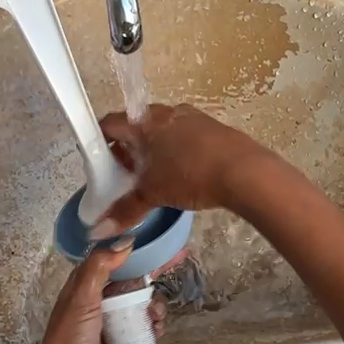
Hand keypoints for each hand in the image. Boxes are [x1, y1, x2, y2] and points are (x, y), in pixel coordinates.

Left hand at [19, 241, 163, 343]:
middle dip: (153, 271)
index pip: (111, 260)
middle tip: (178, 260)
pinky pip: (145, 328)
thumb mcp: (81, 298)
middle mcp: (98, 303)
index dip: (133, 248)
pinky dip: (155, 325)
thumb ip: (100, 267)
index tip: (158, 238)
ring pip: (142, 304)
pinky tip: (157, 328)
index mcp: (83, 287)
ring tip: (156, 314)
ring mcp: (113, 325)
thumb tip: (126, 241)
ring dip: (154, 303)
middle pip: (131, 280)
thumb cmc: (71, 341)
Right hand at [95, 104, 276, 235]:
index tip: (97, 163)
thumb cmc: (190, 175)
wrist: (245, 172)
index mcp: (144, 121)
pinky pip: (182, 137)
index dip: (99, 142)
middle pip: (135, 127)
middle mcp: (166, 112)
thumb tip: (98, 232)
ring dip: (152, 152)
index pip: (110, 123)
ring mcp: (192, 117)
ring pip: (160, 132)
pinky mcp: (212, 128)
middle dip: (126, 151)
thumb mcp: (153, 194)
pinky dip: (173, 153)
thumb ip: (125, 210)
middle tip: (123, 177)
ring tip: (152, 178)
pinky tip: (180, 175)